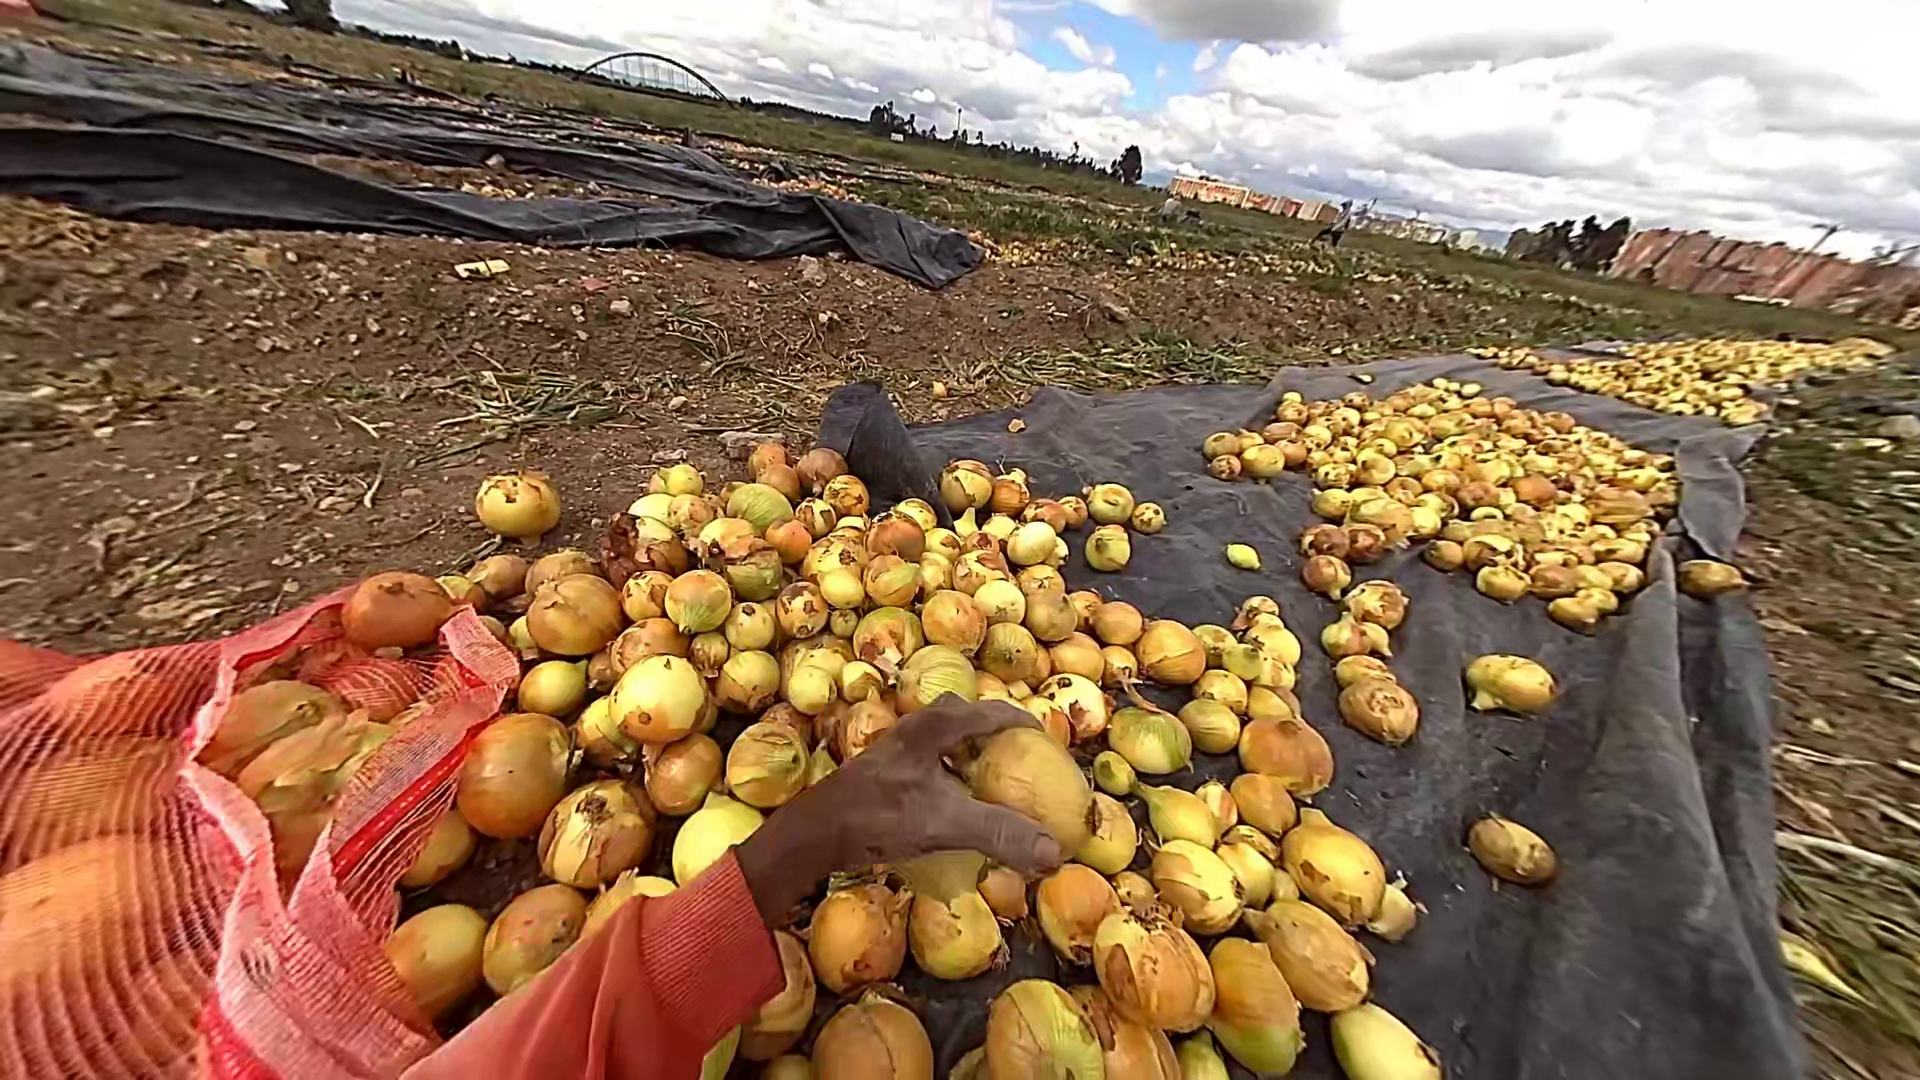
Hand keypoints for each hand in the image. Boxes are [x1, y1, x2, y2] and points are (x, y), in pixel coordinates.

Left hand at [735, 696, 1066, 923]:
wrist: (819, 829)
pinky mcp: (888, 762)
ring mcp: (901, 742)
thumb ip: (999, 833)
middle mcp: (919, 724)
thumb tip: (1055, 852)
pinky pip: (932, 751)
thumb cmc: (882, 815)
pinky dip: (951, 764)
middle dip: (995, 729)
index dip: (1022, 722)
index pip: (992, 712)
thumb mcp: (946, 823)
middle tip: (1017, 755)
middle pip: (967, 714)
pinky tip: (953, 794)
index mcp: (937, 726)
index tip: (1047, 740)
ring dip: (970, 746)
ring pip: (946, 732)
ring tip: (991, 774)